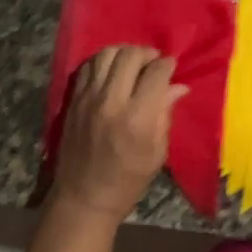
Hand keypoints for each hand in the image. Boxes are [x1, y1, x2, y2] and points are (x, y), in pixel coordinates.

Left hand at [51, 45, 186, 222]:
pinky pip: (88, 65)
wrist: (84, 198)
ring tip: (132, 63)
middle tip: (153, 64)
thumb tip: (178, 85)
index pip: (157, 72)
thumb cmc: (127, 182)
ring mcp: (89, 97)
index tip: (171, 67)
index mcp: (138, 118)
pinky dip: (103, 61)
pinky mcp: (73, 99)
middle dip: (147, 54)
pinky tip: (111, 71)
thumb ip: (166, 114)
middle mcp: (112, 101)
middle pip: (131, 55)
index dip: (168, 64)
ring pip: (107, 53)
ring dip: (124, 53)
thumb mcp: (157, 153)